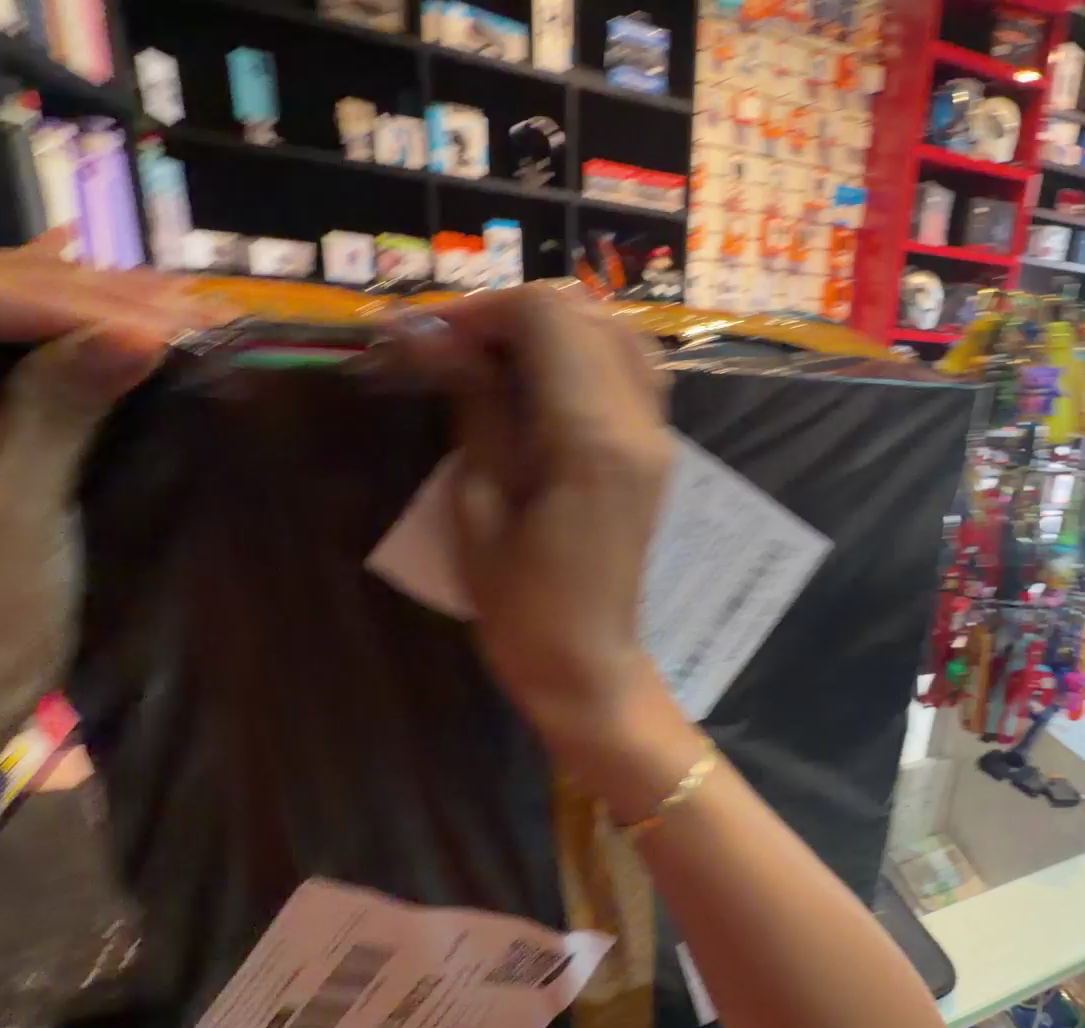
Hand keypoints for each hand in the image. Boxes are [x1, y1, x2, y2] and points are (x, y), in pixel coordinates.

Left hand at [0, 238, 223, 800]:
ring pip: (1, 314)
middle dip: (85, 294)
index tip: (156, 323)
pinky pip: (25, 356)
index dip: (41, 293)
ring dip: (99, 307)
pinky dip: (91, 335)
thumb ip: (57, 410)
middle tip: (199, 313)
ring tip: (193, 311)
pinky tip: (138, 314)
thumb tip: (142, 333)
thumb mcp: (1, 511)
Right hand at [393, 286, 675, 748]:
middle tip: (452, 344)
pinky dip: (587, 350)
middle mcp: (639, 422)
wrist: (590, 661)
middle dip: (512, 312)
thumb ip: (475, 407)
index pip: (549, 318)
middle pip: (585, 312)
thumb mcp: (479, 504)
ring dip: (553, 325)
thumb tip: (434, 335)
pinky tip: (543, 376)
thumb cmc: (521, 605)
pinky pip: (633, 369)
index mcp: (592, 439)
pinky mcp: (659, 448)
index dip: (481, 309)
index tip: (425, 335)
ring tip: (493, 355)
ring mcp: (659, 433)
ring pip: (617, 331)